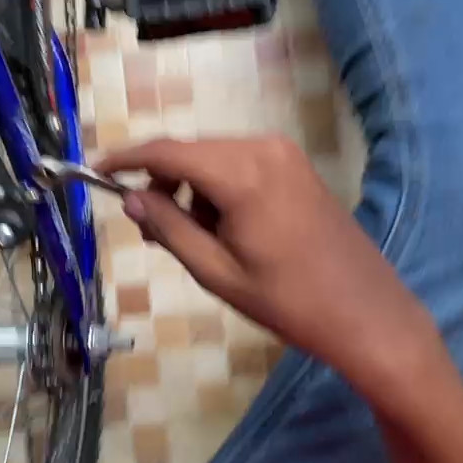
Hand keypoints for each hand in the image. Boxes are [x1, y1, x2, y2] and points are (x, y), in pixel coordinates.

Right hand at [96, 136, 433, 371]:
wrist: (368, 314)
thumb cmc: (288, 301)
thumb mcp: (217, 272)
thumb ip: (168, 228)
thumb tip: (130, 199)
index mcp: (241, 172)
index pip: (166, 152)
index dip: (125, 160)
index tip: (95, 171)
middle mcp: (262, 148)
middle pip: (189, 153)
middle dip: (161, 185)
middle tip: (150, 232)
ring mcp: (283, 154)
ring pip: (212, 160)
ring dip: (190, 191)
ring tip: (192, 241)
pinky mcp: (295, 166)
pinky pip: (238, 165)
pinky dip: (218, 190)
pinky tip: (223, 229)